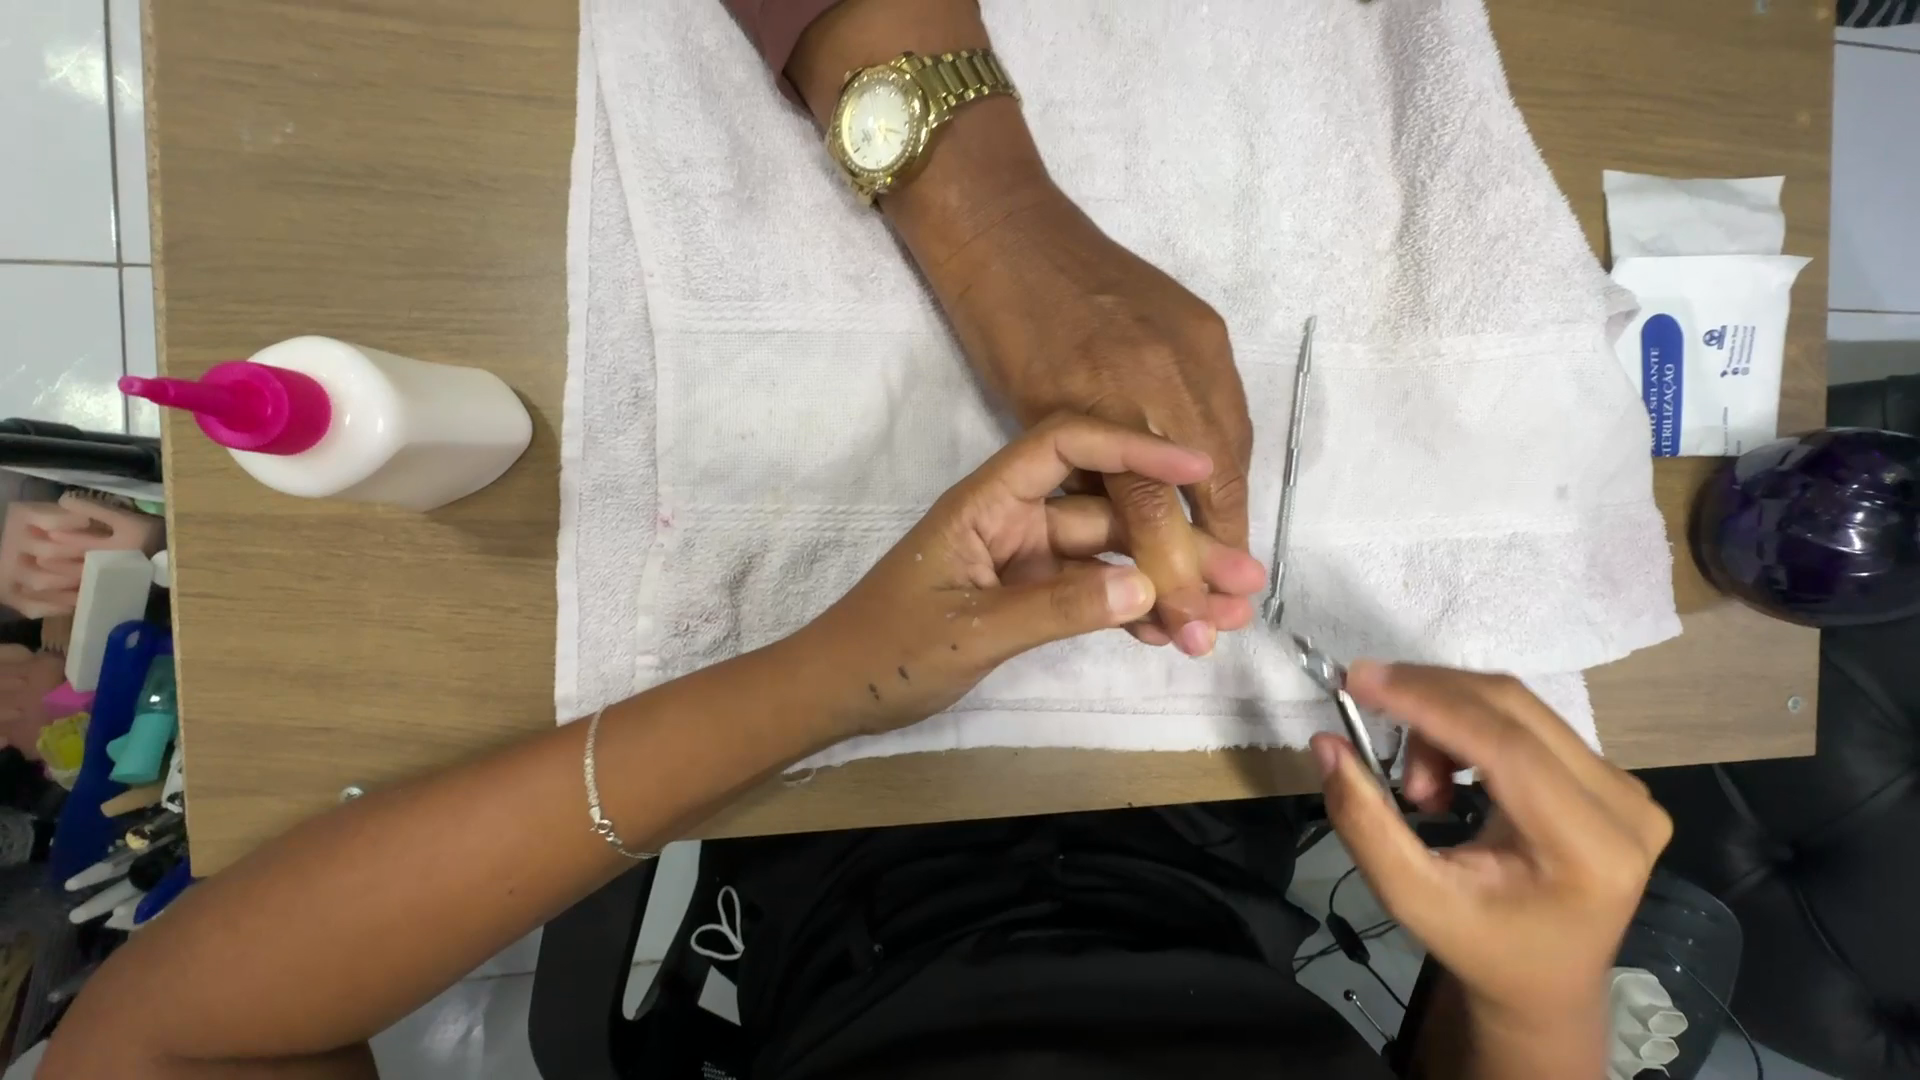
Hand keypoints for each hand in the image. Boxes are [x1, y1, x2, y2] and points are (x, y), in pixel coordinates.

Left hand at [798, 414, 1266, 737]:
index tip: (1201, 466)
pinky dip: (1127, 611)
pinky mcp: (1027, 594)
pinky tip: (1173, 634)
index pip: (1067, 447)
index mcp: (987, 502)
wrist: (836, 692)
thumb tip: (1146, 587)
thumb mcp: (971, 631)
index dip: (1134, 449)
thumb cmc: (886, 653)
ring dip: (1164, 585)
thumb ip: (1055, 607)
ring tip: (1227, 619)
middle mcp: (1012, 519)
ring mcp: (1023, 558)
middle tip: (1244, 581)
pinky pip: (1089, 593)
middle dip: (1174, 545)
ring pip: (1107, 558)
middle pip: (1106, 514)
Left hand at [925, 187, 1253, 656]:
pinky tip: (1220, 491)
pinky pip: (1229, 408)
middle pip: (1212, 479)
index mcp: (1106, 398)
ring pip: (1230, 446)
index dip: (1170, 566)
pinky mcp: (1206, 325)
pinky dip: (1226, 458)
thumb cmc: (1000, 331)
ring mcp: (1195, 341)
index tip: (1186, 615)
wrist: (1010, 232)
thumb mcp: (1030, 417)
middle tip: (1231, 601)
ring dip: (1232, 506)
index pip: (1150, 504)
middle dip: (1222, 544)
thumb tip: (1131, 545)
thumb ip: (1084, 476)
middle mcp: (1168, 369)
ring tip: (1231, 559)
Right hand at [1315, 663, 1672, 1033]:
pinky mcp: (1607, 774)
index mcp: (1590, 849)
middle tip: (1362, 709)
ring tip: (1417, 786)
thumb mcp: (1409, 896)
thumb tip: (1327, 743)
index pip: (1507, 746)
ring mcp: (1625, 786)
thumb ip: (1362, 820)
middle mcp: (1625, 806)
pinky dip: (1461, 726)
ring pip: (1511, 705)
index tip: (1358, 678)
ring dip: (1441, 719)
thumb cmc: (1480, 943)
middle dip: (1426, 697)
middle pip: (1512, 708)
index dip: (1429, 702)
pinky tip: (1446, 776)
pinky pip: (1520, 717)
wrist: (1544, 979)